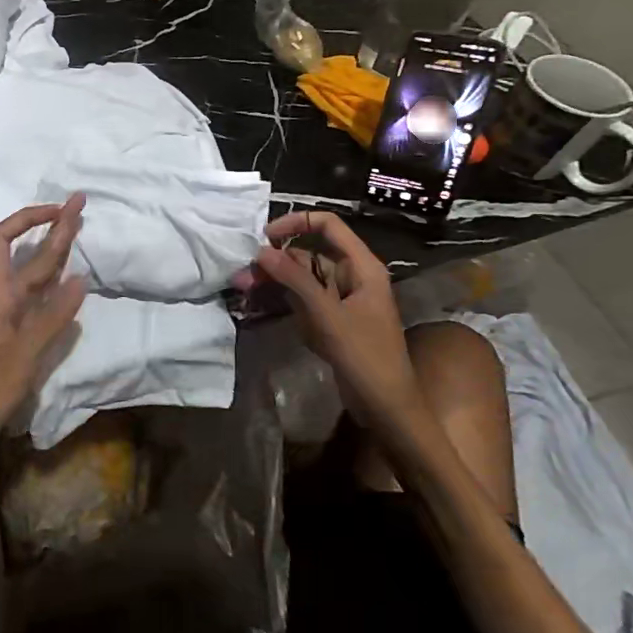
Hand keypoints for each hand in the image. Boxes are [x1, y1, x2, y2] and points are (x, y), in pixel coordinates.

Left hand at [0, 194, 89, 459]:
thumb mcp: (20, 358)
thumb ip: (52, 318)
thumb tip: (81, 276)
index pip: (3, 240)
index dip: (28, 218)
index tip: (59, 210)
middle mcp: (3, 301)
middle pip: (28, 255)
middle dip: (53, 227)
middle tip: (80, 203)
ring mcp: (10, 320)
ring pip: (35, 276)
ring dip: (56, 251)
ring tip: (78, 229)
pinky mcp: (16, 339)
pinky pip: (40, 301)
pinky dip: (58, 284)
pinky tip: (71, 281)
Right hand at [234, 212, 425, 432]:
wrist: (388, 409)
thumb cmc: (365, 356)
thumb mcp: (328, 316)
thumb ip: (295, 281)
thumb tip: (263, 251)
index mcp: (362, 265)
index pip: (328, 225)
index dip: (297, 223)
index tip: (266, 237)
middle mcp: (353, 276)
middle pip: (311, 254)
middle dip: (278, 261)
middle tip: (244, 274)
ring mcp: (343, 299)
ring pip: (305, 280)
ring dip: (277, 283)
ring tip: (246, 290)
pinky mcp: (335, 321)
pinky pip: (307, 302)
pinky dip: (288, 303)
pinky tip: (266, 309)